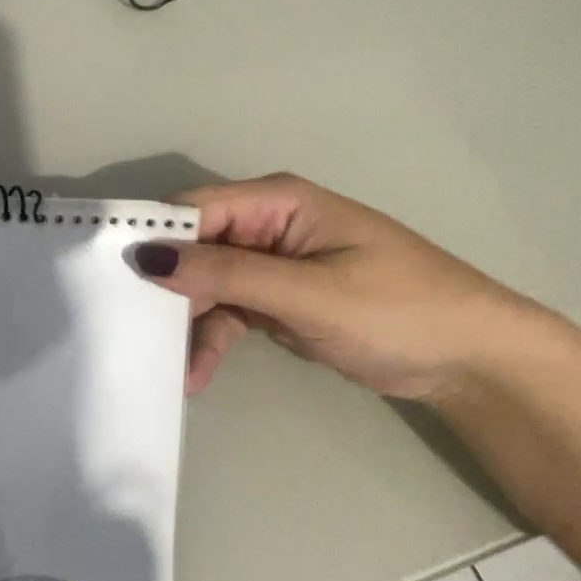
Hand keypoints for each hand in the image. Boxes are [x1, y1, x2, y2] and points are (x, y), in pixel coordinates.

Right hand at [135, 173, 547, 401]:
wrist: (470, 361)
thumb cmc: (399, 311)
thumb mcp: (307, 293)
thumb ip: (227, 275)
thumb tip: (148, 258)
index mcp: (278, 204)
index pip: (193, 209)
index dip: (150, 237)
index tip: (109, 277)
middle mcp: (266, 226)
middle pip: (191, 250)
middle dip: (164, 291)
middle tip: (130, 332)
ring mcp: (270, 266)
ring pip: (203, 287)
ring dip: (185, 326)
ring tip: (171, 370)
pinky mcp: (274, 301)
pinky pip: (225, 314)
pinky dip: (209, 342)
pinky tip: (195, 376)